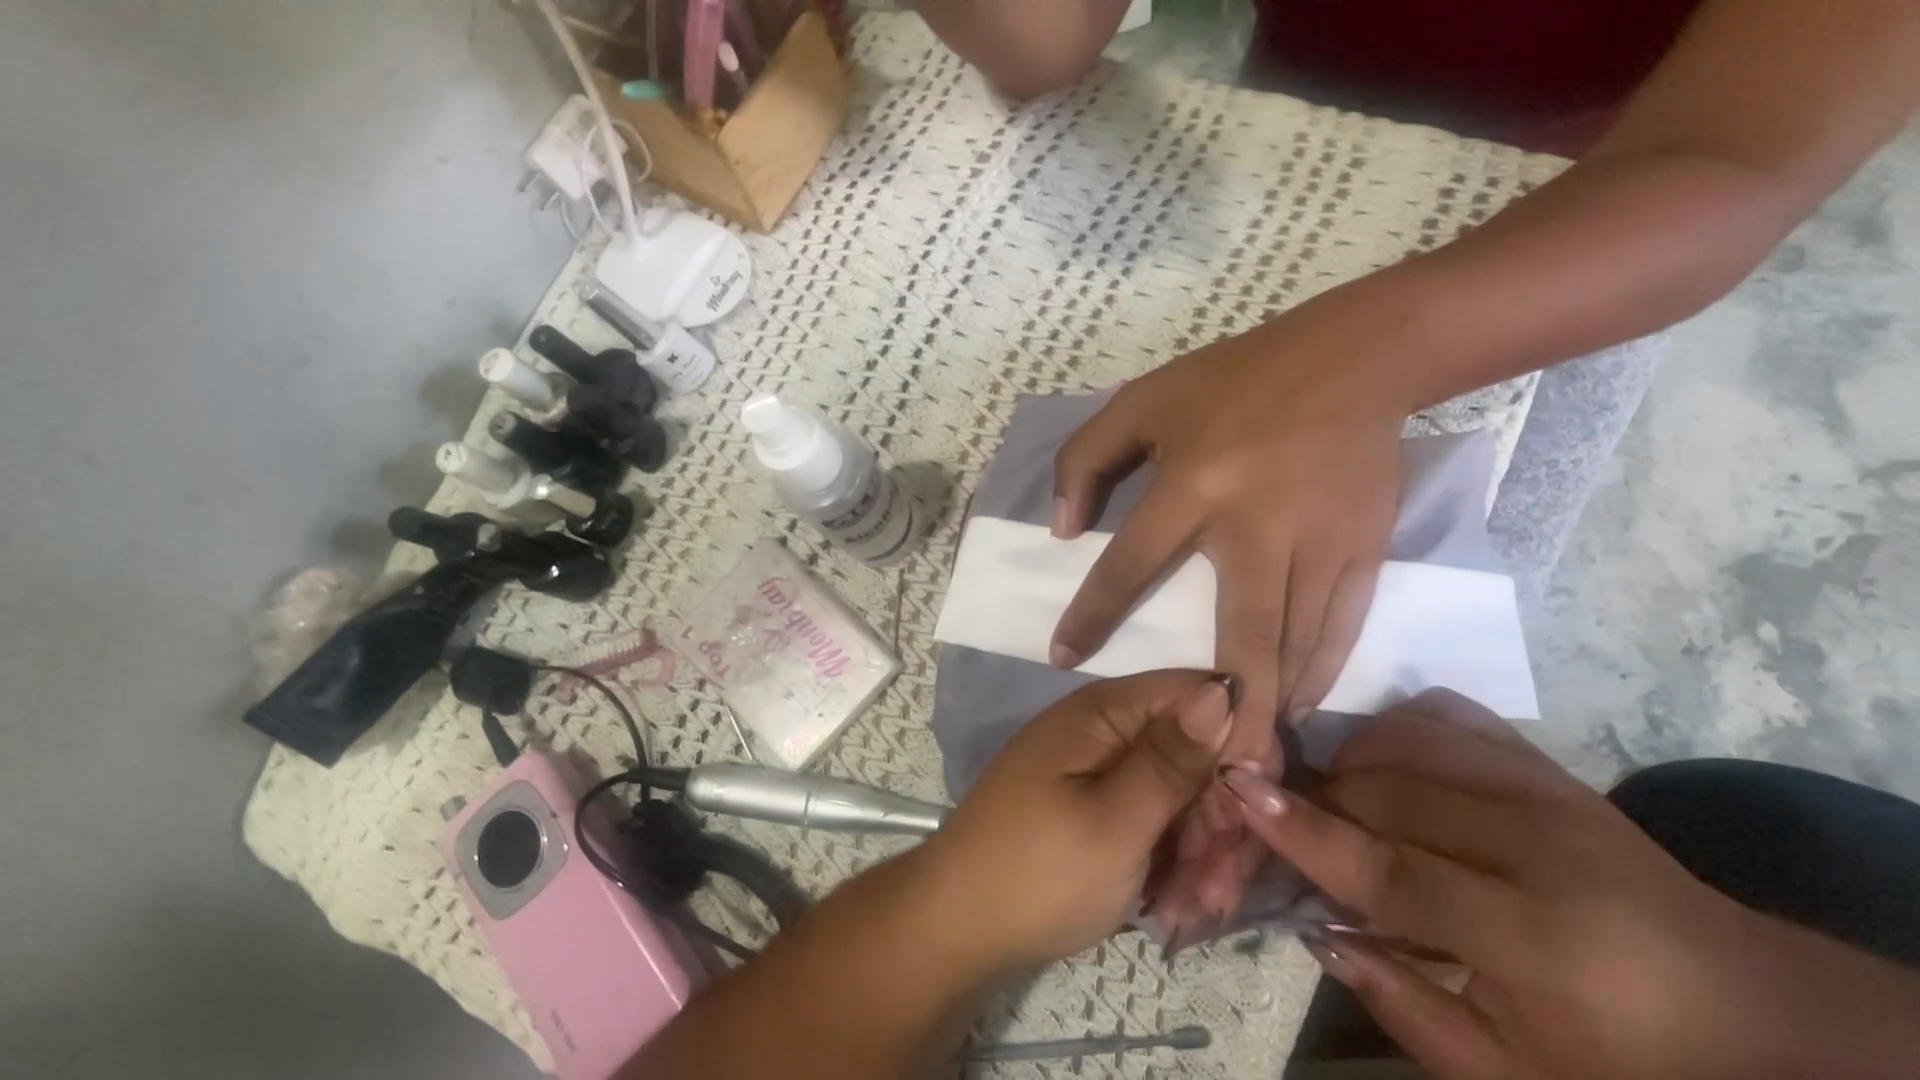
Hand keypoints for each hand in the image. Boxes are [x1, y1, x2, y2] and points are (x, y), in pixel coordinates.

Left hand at [917, 670, 1235, 971]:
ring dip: (1201, 855)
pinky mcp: (1097, 812)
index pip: (1198, 694)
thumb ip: (1171, 760)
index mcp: (1103, 714)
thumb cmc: (1036, 875)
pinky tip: (1174, 909)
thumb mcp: (1114, 822)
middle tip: (1221, 890)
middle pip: (1196, 754)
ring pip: (1182, 797)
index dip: (1241, 742)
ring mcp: (1099, 774)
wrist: (956, 931)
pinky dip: (1172, 864)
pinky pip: (1155, 823)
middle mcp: (1103, 732)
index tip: (1263, 808)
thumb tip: (1224, 688)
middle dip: (1220, 821)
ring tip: (1192, 913)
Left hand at [1050, 302, 1406, 745]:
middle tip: (1211, 771)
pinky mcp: (1365, 550)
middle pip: (1241, 636)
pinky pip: (1341, 625)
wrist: (1354, 359)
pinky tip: (1300, 704)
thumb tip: (1060, 529)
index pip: (1128, 566)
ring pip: (1295, 643)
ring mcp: (1318, 544)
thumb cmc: (1234, 381)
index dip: (1092, 617)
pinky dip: (1320, 670)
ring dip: (1274, 705)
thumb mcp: (1142, 401)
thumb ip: (1086, 459)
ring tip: (1253, 761)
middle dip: (1229, 709)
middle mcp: (1254, 527)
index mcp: (1192, 486)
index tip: (1062, 658)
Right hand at [1225, 689, 1916, 1078]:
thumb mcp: (1508, 1073)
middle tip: (1270, 808)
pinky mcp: (1554, 769)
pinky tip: (1377, 750)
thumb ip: (1403, 1005)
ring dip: (1348, 755)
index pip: (1393, 872)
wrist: (1748, 1009)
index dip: (1309, 834)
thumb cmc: (1619, 1058)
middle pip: (1390, 794)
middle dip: (1315, 794)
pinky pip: (1456, 717)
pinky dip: (1400, 721)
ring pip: (1412, 740)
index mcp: (1532, 939)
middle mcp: (1539, 847)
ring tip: (1322, 789)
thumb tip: (1316, 928)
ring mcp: (1551, 793)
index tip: (1240, 792)